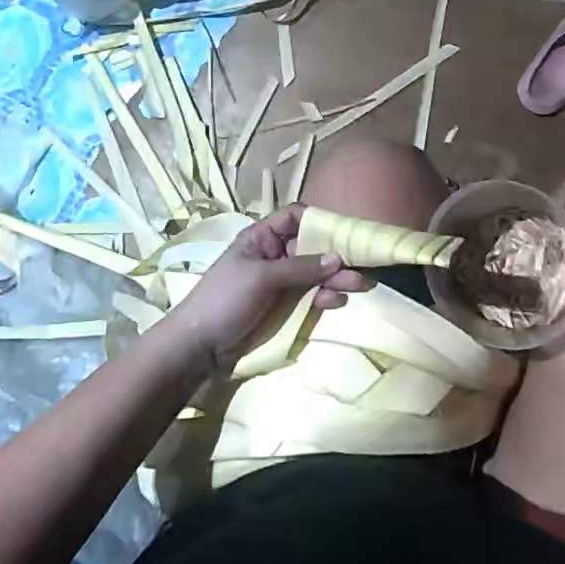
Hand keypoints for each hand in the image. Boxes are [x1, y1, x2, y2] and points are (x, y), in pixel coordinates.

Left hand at [161, 204, 372, 374]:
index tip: (343, 232)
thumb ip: (300, 267)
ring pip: (314, 274)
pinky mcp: (283, 307)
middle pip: (310, 247)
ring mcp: (280, 283)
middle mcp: (273, 256)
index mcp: (261, 238)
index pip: (294, 218)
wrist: (201, 345)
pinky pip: (310, 296)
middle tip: (363, 265)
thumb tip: (337, 257)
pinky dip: (325, 297)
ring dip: (336, 278)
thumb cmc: (226, 299)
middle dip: (335, 255)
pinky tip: (338, 301)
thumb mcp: (262, 277)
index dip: (318, 221)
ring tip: (361, 285)